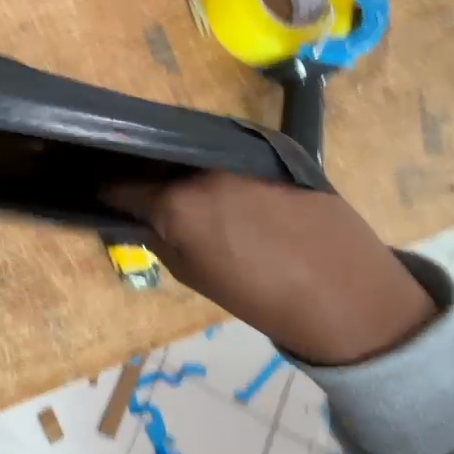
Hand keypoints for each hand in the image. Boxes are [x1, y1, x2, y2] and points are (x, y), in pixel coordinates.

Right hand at [106, 173, 436, 366]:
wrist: (347, 293)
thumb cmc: (260, 297)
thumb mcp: (192, 275)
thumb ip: (159, 240)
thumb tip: (140, 219)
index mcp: (176, 203)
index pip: (122, 188)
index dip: (110, 195)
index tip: (105, 201)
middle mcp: (203, 171)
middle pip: (158, 165)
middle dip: (147, 179)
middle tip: (146, 199)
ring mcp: (240, 159)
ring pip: (194, 158)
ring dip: (182, 172)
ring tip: (187, 195)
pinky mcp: (273, 156)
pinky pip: (229, 157)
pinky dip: (216, 170)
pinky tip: (225, 192)